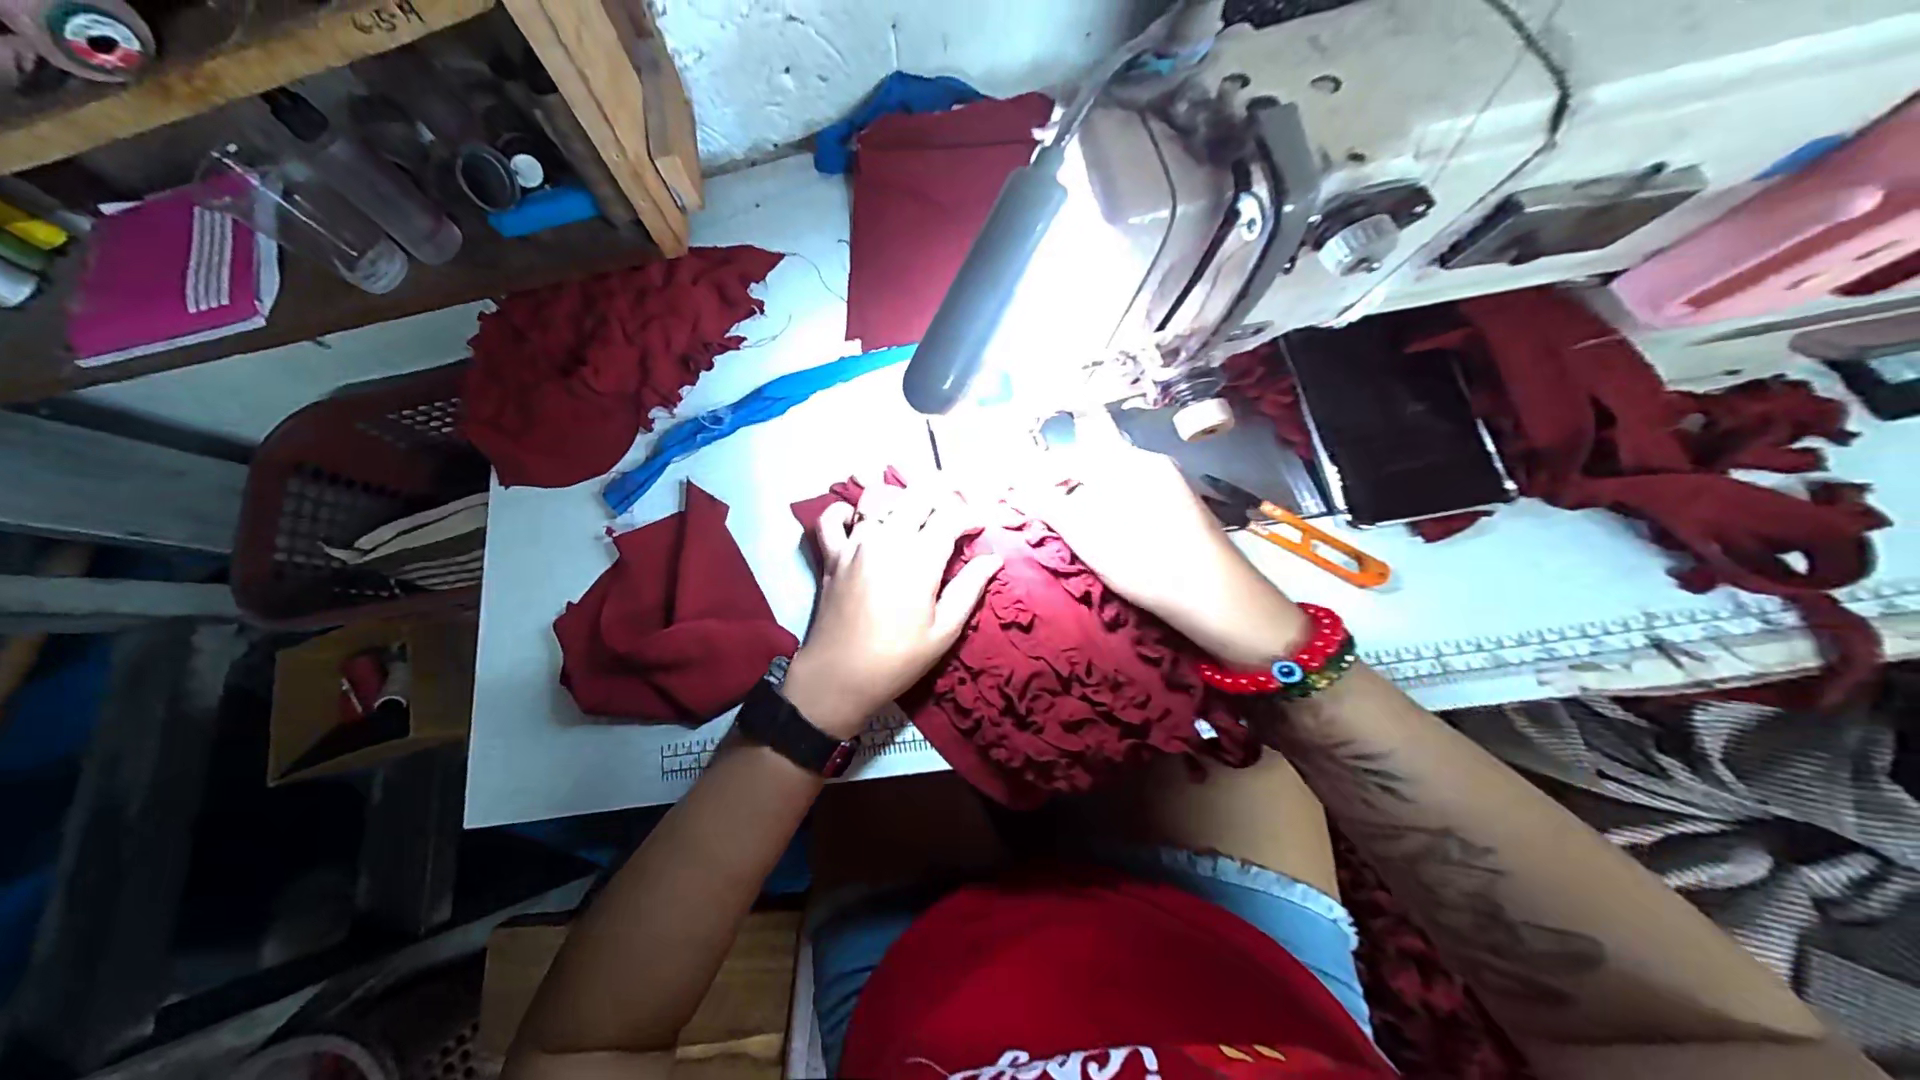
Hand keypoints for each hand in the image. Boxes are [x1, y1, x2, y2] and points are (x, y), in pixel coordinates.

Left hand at [782, 480, 1002, 739]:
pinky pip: (831, 519)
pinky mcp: (831, 555)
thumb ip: (969, 588)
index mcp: (919, 559)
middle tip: (955, 510)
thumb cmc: (897, 660)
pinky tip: (859, 518)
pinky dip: (845, 511)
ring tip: (918, 515)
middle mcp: (886, 541)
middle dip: (942, 494)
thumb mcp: (944, 631)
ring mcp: (854, 544)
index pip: (949, 516)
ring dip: (903, 501)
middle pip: (917, 496)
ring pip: (880, 502)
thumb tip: (993, 559)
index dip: (970, 515)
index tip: (979, 527)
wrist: (838, 677)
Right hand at [1018, 414, 1307, 667]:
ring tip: (1066, 532)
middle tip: (1038, 519)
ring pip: (1113, 487)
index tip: (1015, 497)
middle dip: (1061, 491)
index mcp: (1130, 462)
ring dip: (1084, 504)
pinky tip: (1103, 540)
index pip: (1071, 457)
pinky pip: (1132, 501)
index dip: (1039, 476)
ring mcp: (1170, 487)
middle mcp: (1152, 465)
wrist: (1220, 602)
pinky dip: (1109, 514)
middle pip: (1092, 469)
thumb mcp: (1088, 536)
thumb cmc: (1147, 564)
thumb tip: (1014, 485)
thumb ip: (1048, 505)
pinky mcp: (1180, 512)